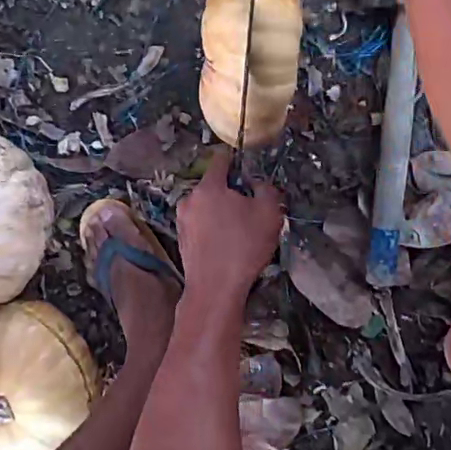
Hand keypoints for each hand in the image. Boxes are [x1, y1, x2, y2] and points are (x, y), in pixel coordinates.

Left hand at [178, 150, 283, 297]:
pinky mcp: (181, 241)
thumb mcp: (269, 213)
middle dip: (232, 193)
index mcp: (208, 187)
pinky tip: (228, 245)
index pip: (221, 160)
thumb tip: (257, 184)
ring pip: (207, 207)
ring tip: (241, 231)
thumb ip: (266, 189)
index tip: (249, 169)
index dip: (237, 160)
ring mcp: (182, 221)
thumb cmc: (243, 247)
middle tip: (251, 209)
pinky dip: (213, 229)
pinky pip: (201, 225)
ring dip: (222, 212)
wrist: (215, 289)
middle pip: (214, 186)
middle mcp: (189, 199)